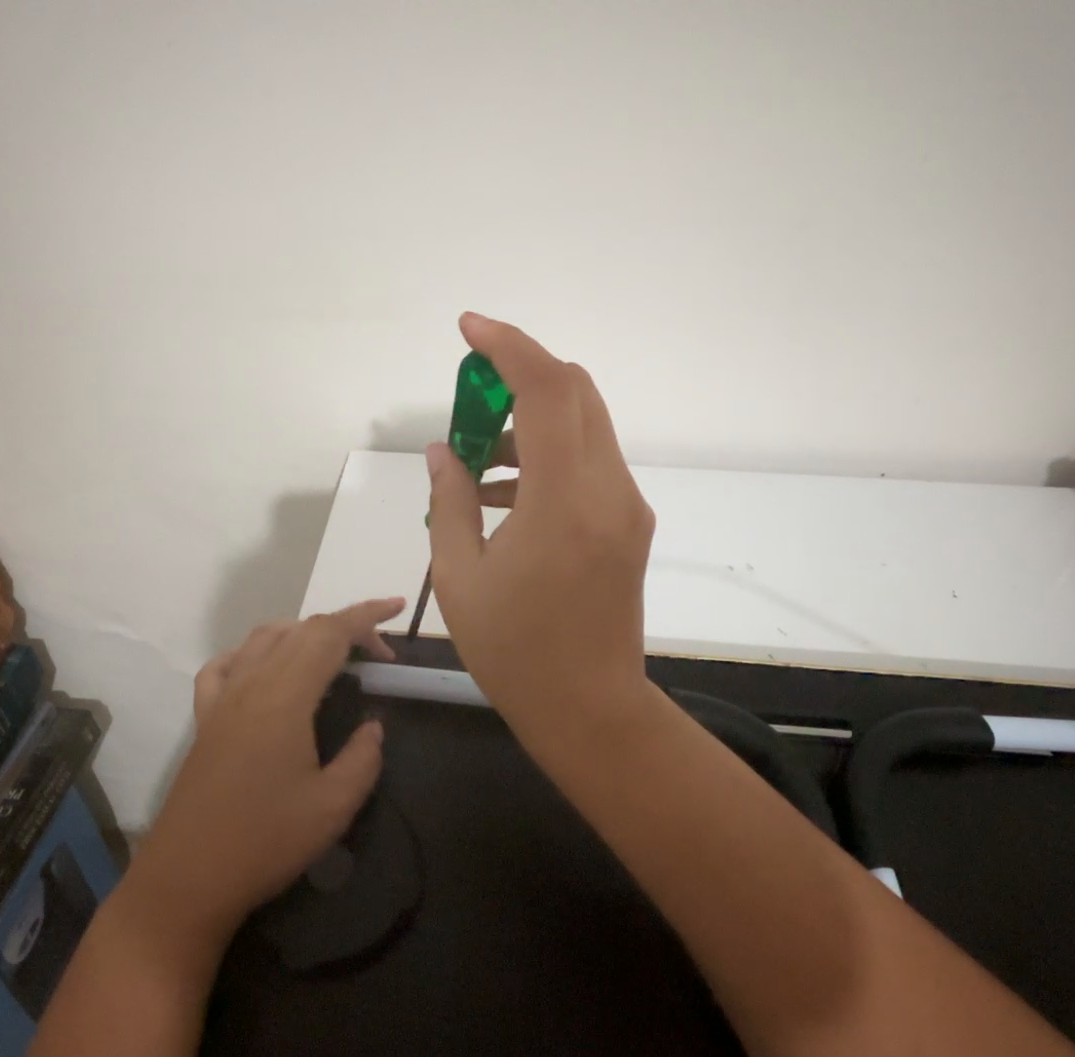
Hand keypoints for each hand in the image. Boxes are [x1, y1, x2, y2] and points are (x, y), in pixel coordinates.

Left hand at [127, 598, 404, 944]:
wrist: (187, 878)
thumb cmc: (265, 842)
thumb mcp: (334, 807)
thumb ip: (363, 758)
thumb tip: (372, 727)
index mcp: (284, 697)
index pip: (329, 633)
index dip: (366, 615)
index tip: (398, 608)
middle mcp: (250, 685)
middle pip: (300, 630)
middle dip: (345, 626)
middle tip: (380, 654)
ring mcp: (221, 700)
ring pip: (263, 639)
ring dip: (303, 633)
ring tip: (333, 655)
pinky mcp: (204, 720)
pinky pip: (227, 665)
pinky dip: (254, 652)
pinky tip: (266, 670)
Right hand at [425, 313, 655, 724]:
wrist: (590, 708)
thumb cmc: (514, 653)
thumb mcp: (459, 578)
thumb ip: (449, 501)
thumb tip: (442, 451)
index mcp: (562, 503)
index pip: (547, 389)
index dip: (508, 346)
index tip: (468, 329)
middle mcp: (609, 491)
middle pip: (576, 391)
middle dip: (520, 375)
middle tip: (469, 401)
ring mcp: (628, 506)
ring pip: (586, 424)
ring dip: (533, 418)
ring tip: (478, 462)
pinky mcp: (632, 523)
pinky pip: (591, 461)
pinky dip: (550, 453)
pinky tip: (506, 493)